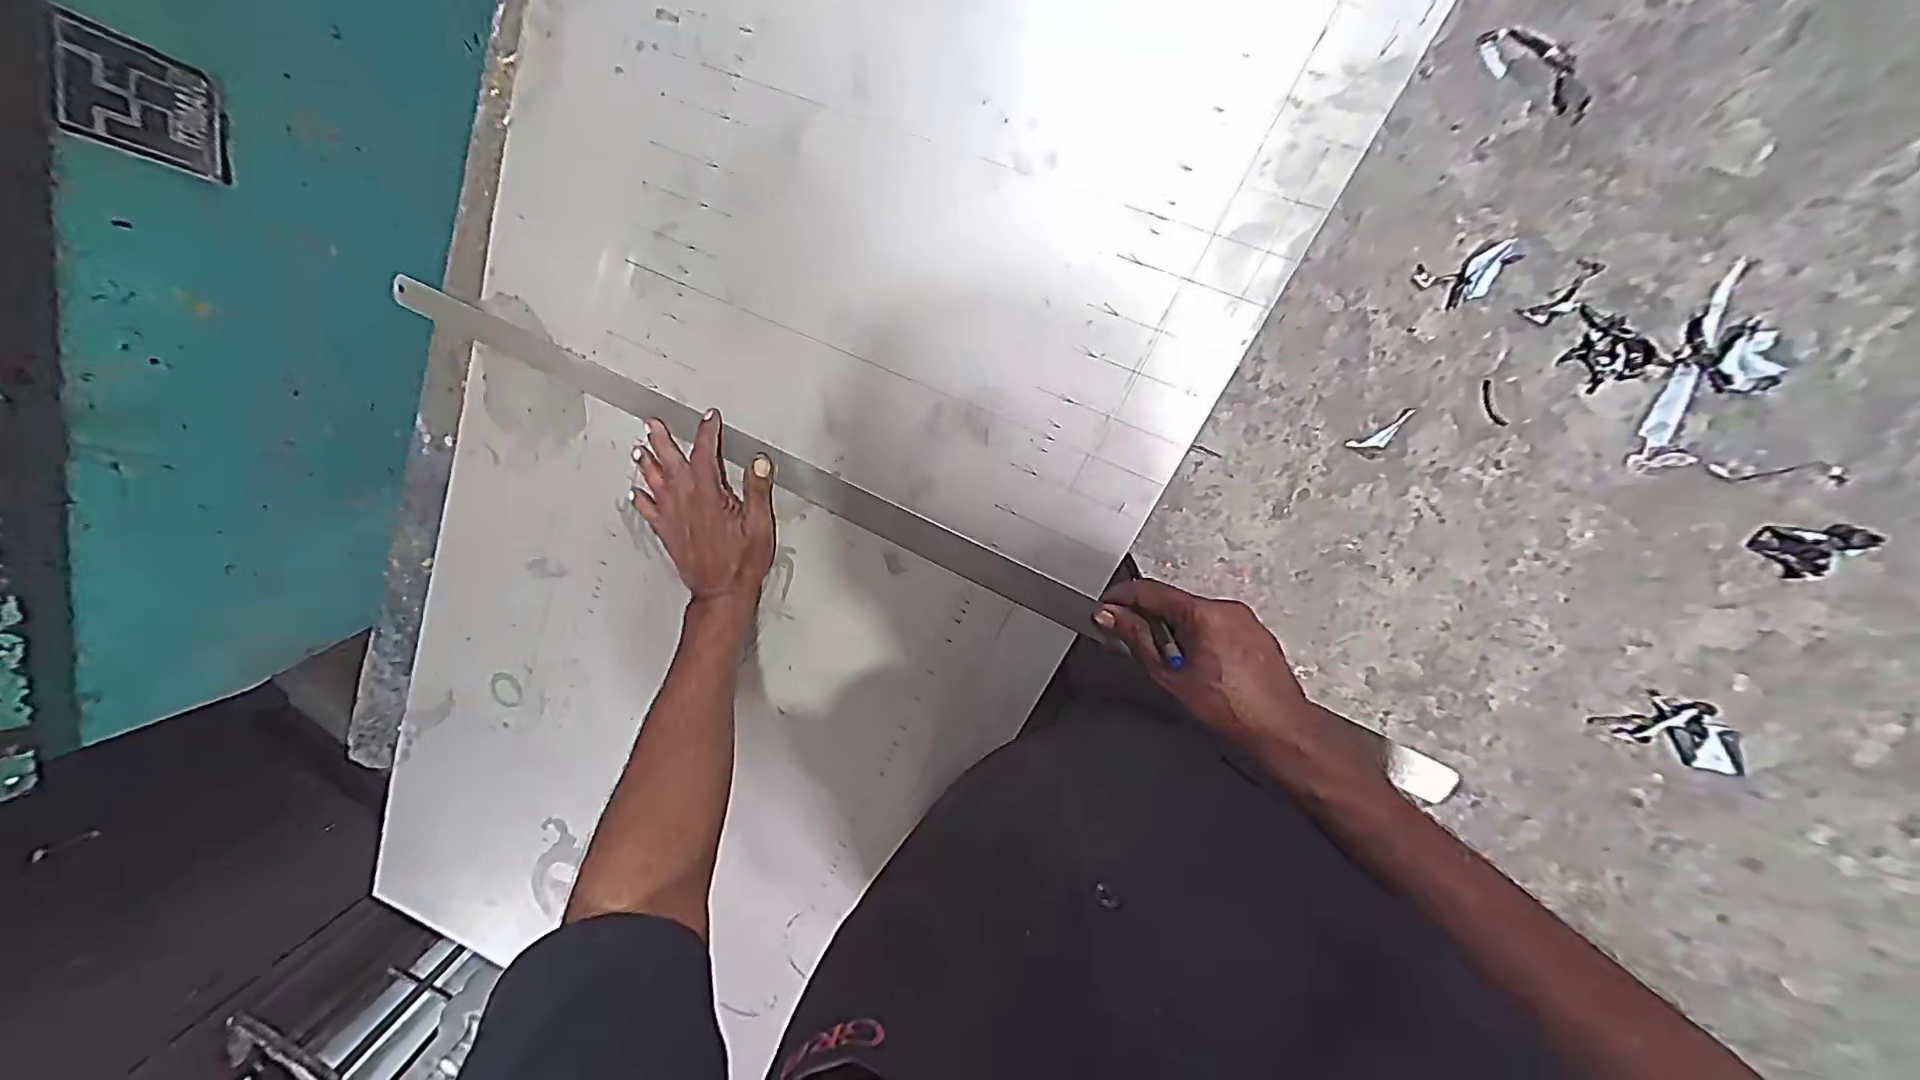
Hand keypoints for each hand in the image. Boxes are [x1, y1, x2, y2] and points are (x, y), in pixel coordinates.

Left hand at [631, 410, 775, 623]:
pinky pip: (648, 511)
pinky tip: (636, 493)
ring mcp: (673, 517)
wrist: (722, 591)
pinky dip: (641, 499)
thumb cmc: (741, 562)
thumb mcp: (760, 523)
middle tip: (652, 423)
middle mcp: (685, 501)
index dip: (707, 431)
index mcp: (709, 494)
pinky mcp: (667, 533)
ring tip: (640, 449)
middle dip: (661, 439)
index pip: (706, 453)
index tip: (709, 418)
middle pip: (670, 461)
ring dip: (647, 463)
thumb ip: (758, 489)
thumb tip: (759, 462)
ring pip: (654, 482)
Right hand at [1095, 578, 1382, 783]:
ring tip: (1173, 666)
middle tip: (1132, 643)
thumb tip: (1113, 617)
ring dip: (1174, 630)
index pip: (1149, 590)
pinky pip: (1215, 624)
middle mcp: (1227, 609)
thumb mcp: (1169, 676)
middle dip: (1148, 619)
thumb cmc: (1233, 713)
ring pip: (1194, 614)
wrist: (1281, 733)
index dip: (1120, 598)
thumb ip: (1136, 639)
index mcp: (1204, 614)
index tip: (1105, 609)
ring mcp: (1244, 620)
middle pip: (1172, 601)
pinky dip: (1198, 637)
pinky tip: (1198, 668)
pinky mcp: (1254, 633)